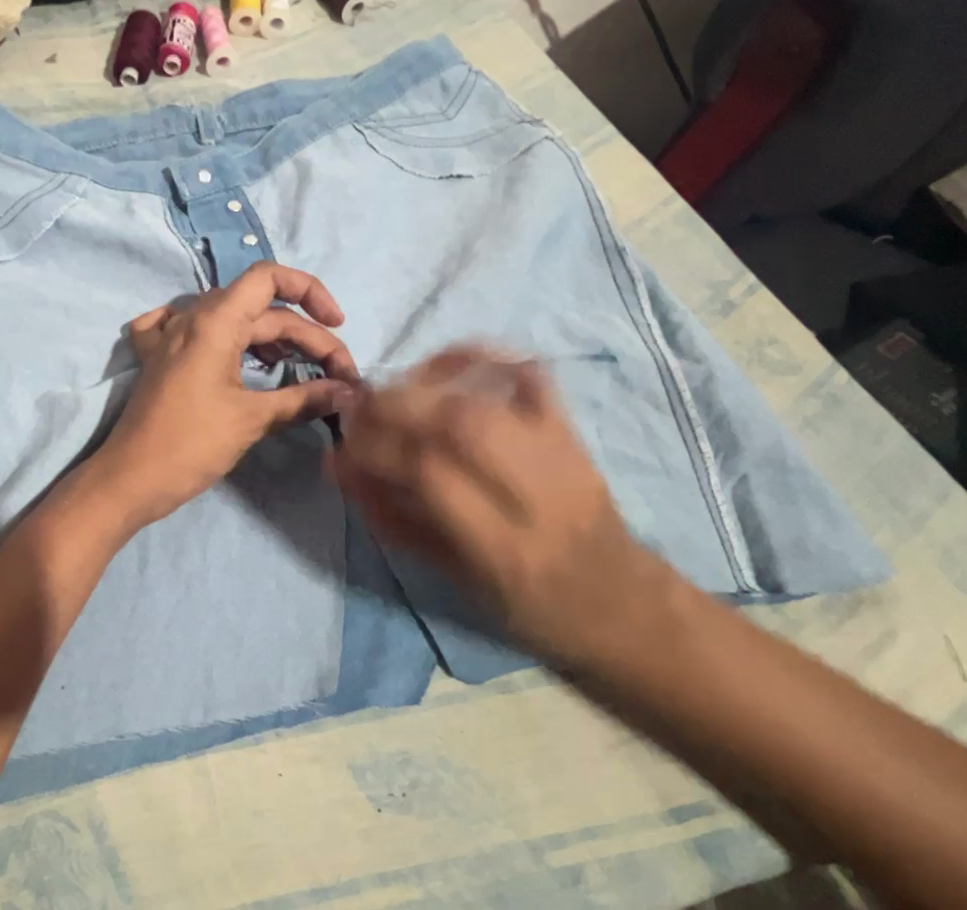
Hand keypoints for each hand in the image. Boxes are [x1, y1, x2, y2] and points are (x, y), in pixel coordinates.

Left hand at [92, 263, 361, 527]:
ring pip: (232, 322)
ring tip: (300, 368)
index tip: (337, 325)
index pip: (269, 278)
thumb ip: (304, 399)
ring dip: (270, 340)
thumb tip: (348, 393)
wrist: (129, 479)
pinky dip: (220, 337)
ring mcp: (168, 337)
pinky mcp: (156, 360)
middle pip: (260, 309)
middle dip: (304, 337)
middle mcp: (190, 318)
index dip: (310, 292)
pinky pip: (191, 331)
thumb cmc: (191, 444)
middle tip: (337, 377)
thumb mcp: (253, 420)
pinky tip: (232, 352)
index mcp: (213, 321)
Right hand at [331, 345, 679, 661]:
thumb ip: (396, 520)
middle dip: (395, 405)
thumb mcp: (456, 582)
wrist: (624, 604)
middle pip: (460, 421)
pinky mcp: (574, 433)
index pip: (430, 474)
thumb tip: (342, 468)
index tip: (343, 448)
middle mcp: (538, 493)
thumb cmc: (528, 608)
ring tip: (394, 390)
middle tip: (360, 409)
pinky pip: (531, 378)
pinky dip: (485, 358)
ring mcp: (561, 455)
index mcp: (504, 546)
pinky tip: (448, 363)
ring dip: (427, 380)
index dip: (376, 450)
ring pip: (490, 396)